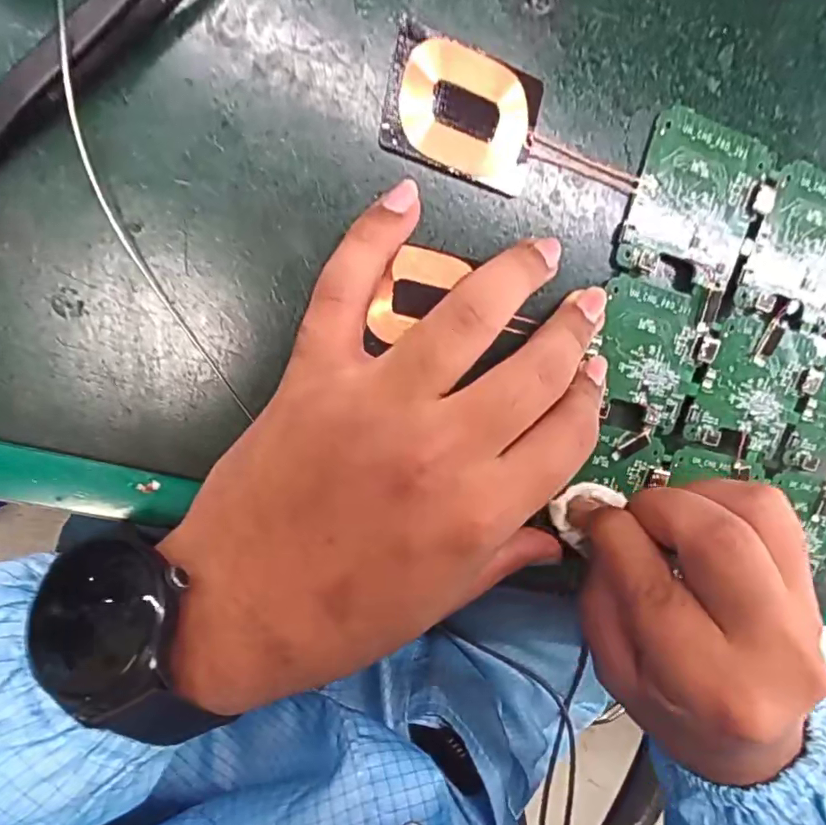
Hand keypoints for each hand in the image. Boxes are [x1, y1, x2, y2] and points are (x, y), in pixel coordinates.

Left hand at [158, 178, 608, 714]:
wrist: (235, 612)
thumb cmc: (339, 623)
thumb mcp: (435, 603)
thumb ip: (501, 557)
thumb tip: (553, 531)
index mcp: (481, 510)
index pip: (566, 435)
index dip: (587, 403)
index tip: (589, 380)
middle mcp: (442, 446)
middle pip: (534, 370)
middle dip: (571, 335)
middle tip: (584, 309)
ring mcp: (375, 403)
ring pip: (464, 316)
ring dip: (512, 274)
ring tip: (538, 253)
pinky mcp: (313, 379)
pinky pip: (344, 292)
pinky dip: (371, 240)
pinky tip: (404, 202)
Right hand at [574, 480, 825, 785]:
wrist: (755, 742)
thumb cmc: (672, 712)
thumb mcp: (614, 669)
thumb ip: (603, 595)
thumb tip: (602, 525)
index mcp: (705, 685)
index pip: (654, 586)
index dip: (612, 535)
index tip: (589, 516)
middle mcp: (769, 650)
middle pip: (718, 538)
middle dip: (658, 506)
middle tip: (630, 513)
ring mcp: (805, 617)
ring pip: (758, 511)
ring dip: (696, 496)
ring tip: (665, 514)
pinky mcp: (818, 591)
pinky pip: (779, 516)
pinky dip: (728, 500)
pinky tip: (699, 517)